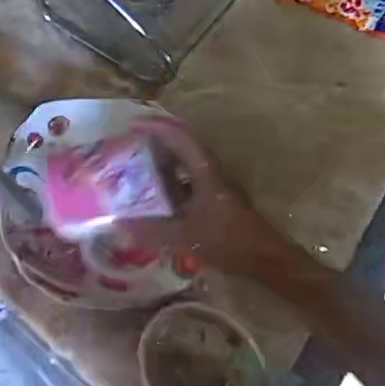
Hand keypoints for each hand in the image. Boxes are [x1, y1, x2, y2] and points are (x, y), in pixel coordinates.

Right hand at [130, 117, 308, 278]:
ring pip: (184, 161)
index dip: (155, 126)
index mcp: (204, 171)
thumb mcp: (186, 236)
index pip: (179, 136)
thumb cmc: (230, 241)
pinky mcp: (214, 198)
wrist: (268, 260)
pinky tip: (153, 193)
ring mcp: (213, 184)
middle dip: (154, 138)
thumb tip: (117, 225)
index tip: (131, 125)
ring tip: (135, 163)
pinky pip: (186, 178)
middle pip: (181, 143)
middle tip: (128, 142)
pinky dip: (168, 178)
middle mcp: (209, 171)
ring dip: (161, 157)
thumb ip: (151, 231)